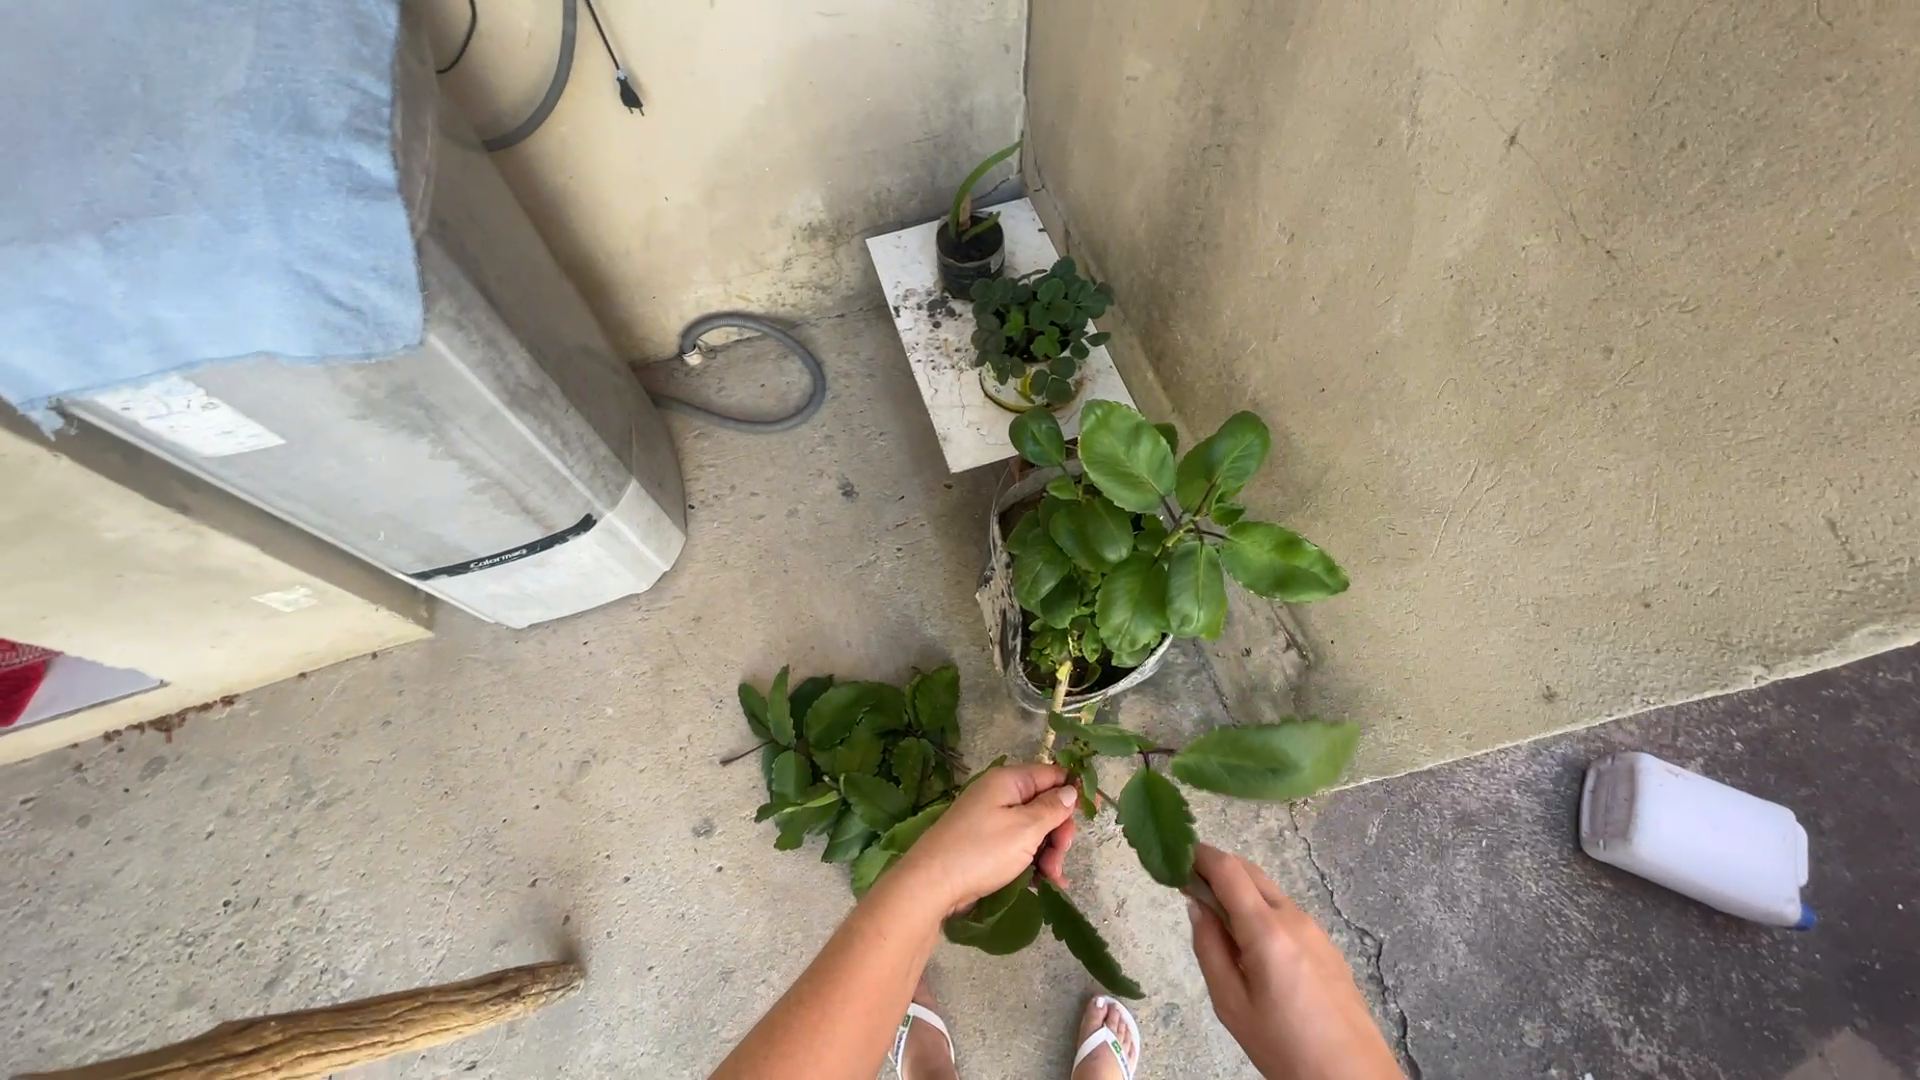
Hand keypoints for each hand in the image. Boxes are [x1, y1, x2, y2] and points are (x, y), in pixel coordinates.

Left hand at [892, 764, 1078, 915]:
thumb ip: (1051, 809)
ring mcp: (991, 818)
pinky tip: (1044, 883)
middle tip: (1060, 858)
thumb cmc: (981, 851)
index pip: (1051, 774)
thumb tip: (1070, 790)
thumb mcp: (1024, 829)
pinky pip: (1018, 845)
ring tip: (1051, 878)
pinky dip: (1033, 861)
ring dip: (1048, 851)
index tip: (1090, 816)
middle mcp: (999, 794)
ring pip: (1033, 828)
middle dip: (1059, 831)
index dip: (1072, 793)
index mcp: (1008, 781)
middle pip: (1044, 804)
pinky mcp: (986, 843)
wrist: (932, 883)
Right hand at [1187, 844, 1404, 1079]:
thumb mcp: (1231, 1004)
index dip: (1198, 855)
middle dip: (1216, 868)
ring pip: (1268, 890)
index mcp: (1266, 930)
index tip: (1175, 859)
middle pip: (1249, 871)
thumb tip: (1197, 905)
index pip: (1227, 869)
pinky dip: (1261, 908)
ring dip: (1239, 890)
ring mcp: (1315, 930)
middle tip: (1190, 888)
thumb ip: (1209, 948)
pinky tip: (1252, 943)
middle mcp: (1293, 918)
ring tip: (1218, 920)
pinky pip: (1286, 912)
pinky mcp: (1328, 946)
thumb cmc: (1284, 1047)